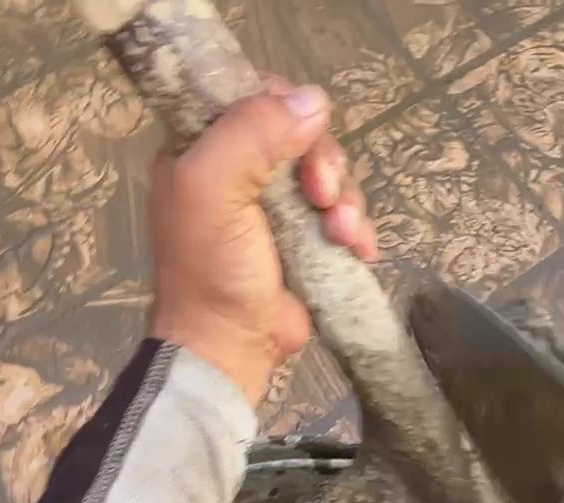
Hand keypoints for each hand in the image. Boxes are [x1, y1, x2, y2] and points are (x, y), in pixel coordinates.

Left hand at [149, 79, 377, 403]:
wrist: (232, 345)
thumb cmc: (213, 269)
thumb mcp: (213, 189)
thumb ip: (252, 134)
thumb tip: (315, 101)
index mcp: (205, 146)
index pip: (255, 96)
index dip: (286, 110)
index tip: (298, 140)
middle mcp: (243, 170)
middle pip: (303, 133)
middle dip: (324, 163)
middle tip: (322, 196)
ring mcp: (279, 207)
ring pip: (329, 174)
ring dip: (346, 200)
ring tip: (341, 234)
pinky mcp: (308, 240)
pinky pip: (344, 213)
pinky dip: (356, 228)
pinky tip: (358, 249)